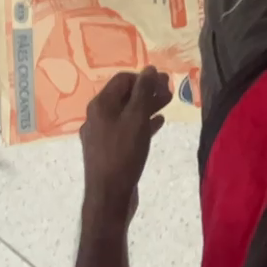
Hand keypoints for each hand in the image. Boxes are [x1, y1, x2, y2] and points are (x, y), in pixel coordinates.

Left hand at [79, 67, 171, 226]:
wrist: (109, 197)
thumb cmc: (123, 153)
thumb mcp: (137, 118)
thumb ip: (143, 91)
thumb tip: (149, 68)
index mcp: (100, 105)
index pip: (123, 79)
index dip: (144, 77)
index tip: (164, 82)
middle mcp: (97, 117)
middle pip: (125, 95)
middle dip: (148, 91)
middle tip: (169, 91)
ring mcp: (101, 135)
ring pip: (127, 113)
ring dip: (147, 106)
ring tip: (167, 104)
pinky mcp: (108, 150)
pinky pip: (126, 129)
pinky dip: (142, 123)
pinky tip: (158, 123)